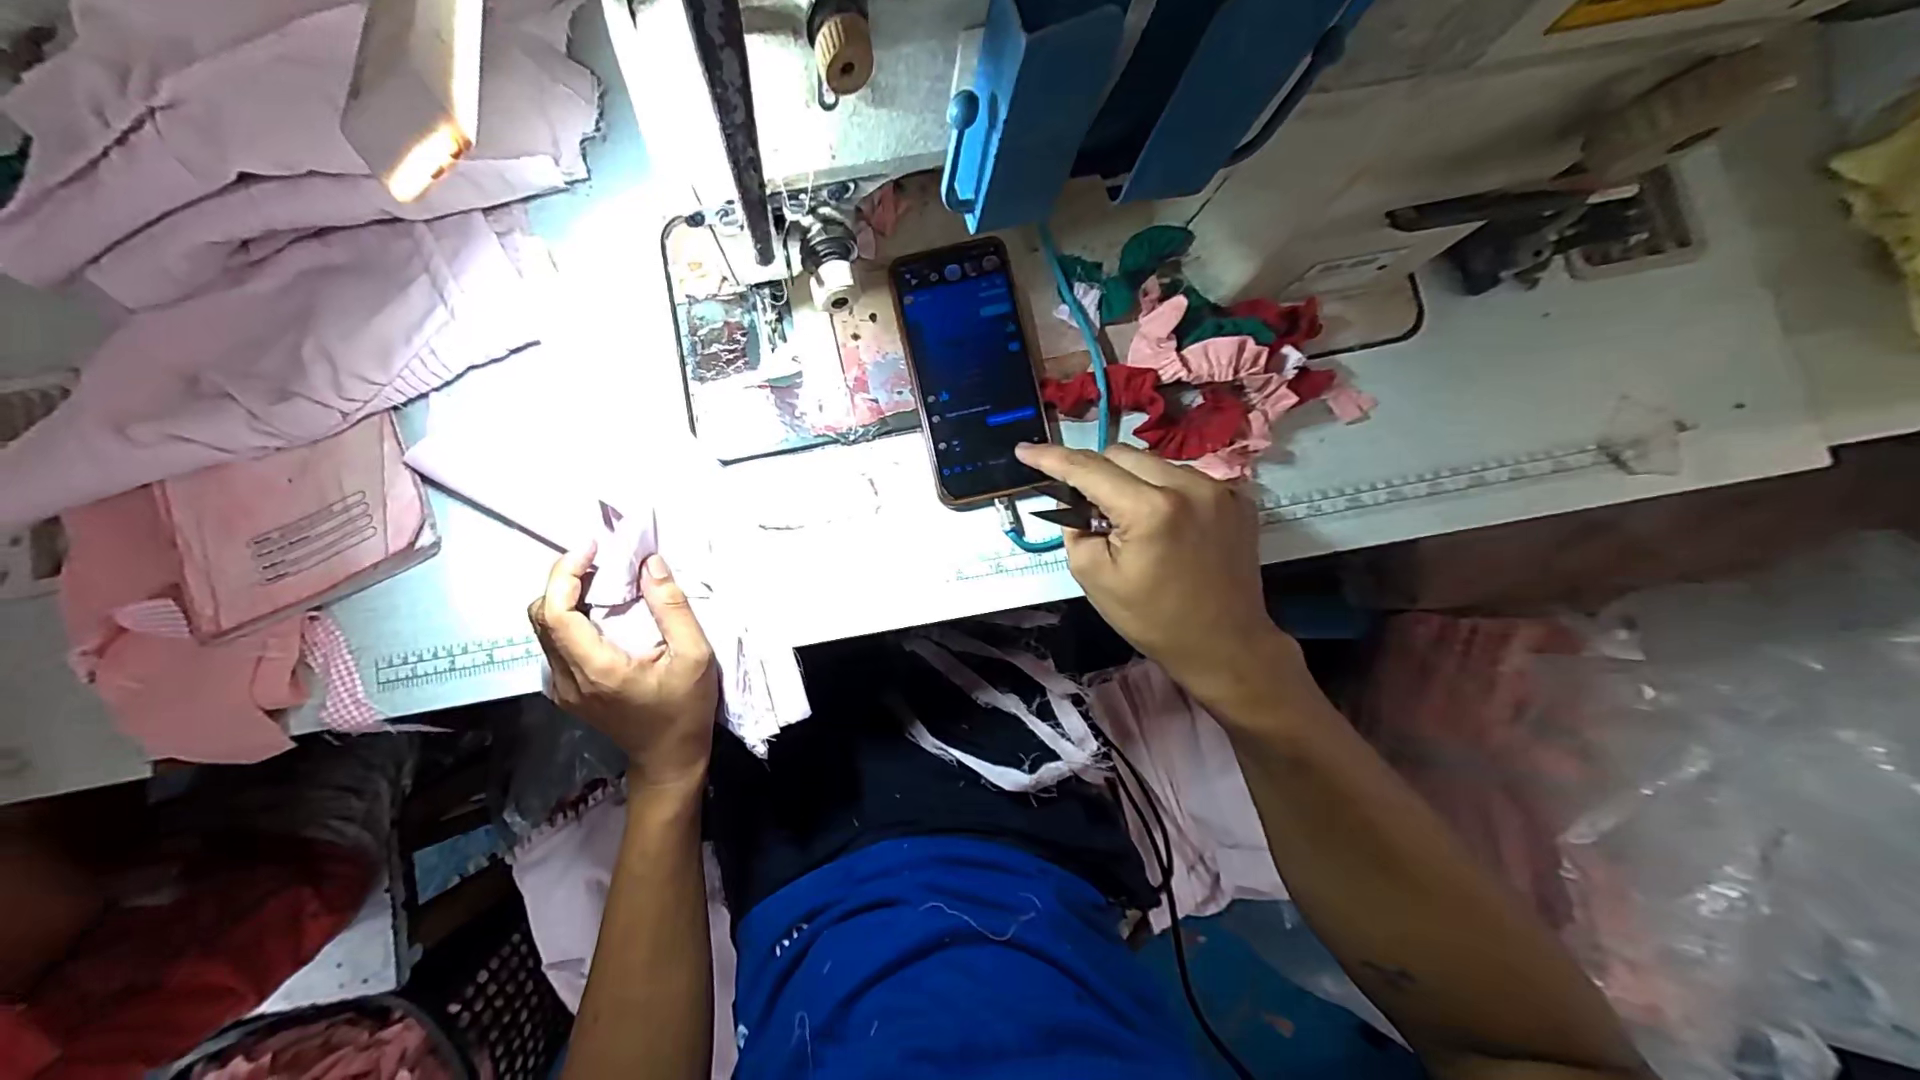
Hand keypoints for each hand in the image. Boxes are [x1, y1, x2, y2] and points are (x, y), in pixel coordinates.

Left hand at [528, 546, 719, 792]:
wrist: (669, 758)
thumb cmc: (686, 708)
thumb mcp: (695, 655)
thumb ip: (672, 608)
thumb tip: (650, 563)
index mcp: (596, 670)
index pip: (555, 613)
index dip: (564, 574)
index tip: (591, 549)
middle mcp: (567, 679)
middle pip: (541, 616)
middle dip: (564, 580)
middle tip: (600, 561)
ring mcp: (562, 688)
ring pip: (544, 629)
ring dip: (566, 598)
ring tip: (603, 581)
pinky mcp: (566, 691)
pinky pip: (555, 644)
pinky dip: (571, 618)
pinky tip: (601, 613)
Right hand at [1015, 443, 1300, 705]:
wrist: (1225, 645)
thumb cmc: (1153, 619)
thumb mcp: (1095, 578)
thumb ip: (1075, 529)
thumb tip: (1076, 500)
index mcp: (1150, 509)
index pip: (1089, 469)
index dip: (1052, 458)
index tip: (1025, 450)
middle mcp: (1189, 485)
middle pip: (1123, 455)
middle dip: (1095, 472)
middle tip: (1086, 507)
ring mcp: (1220, 489)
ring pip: (1155, 463)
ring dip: (1132, 481)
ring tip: (1130, 522)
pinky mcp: (1238, 498)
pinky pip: (1185, 478)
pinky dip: (1165, 491)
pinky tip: (1165, 525)